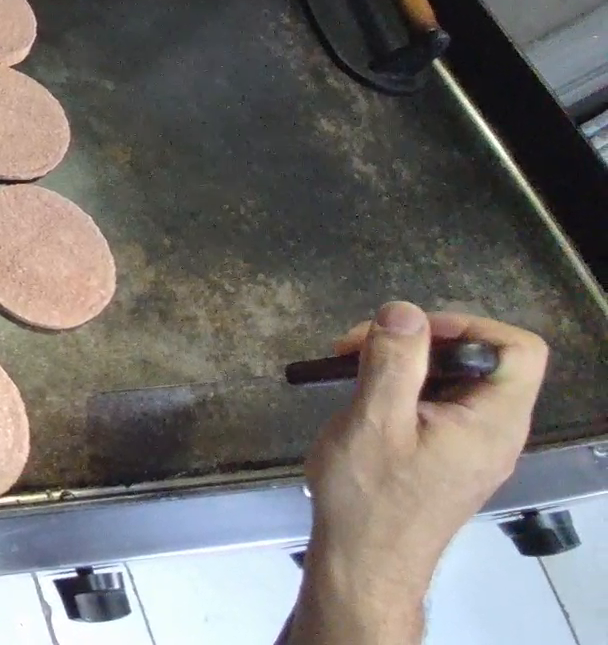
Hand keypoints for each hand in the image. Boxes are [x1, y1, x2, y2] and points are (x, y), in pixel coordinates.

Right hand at [285, 302, 547, 644]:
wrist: (365, 555)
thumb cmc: (370, 490)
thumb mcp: (373, 420)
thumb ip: (393, 364)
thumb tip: (403, 310)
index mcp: (492, 421)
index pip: (517, 349)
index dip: (463, 325)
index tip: (401, 332)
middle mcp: (494, 429)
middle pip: (478, 358)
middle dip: (414, 340)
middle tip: (352, 348)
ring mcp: (471, 443)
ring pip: (451, 377)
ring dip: (399, 361)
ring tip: (346, 369)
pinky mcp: (445, 451)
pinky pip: (435, 401)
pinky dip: (397, 385)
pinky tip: (360, 397)